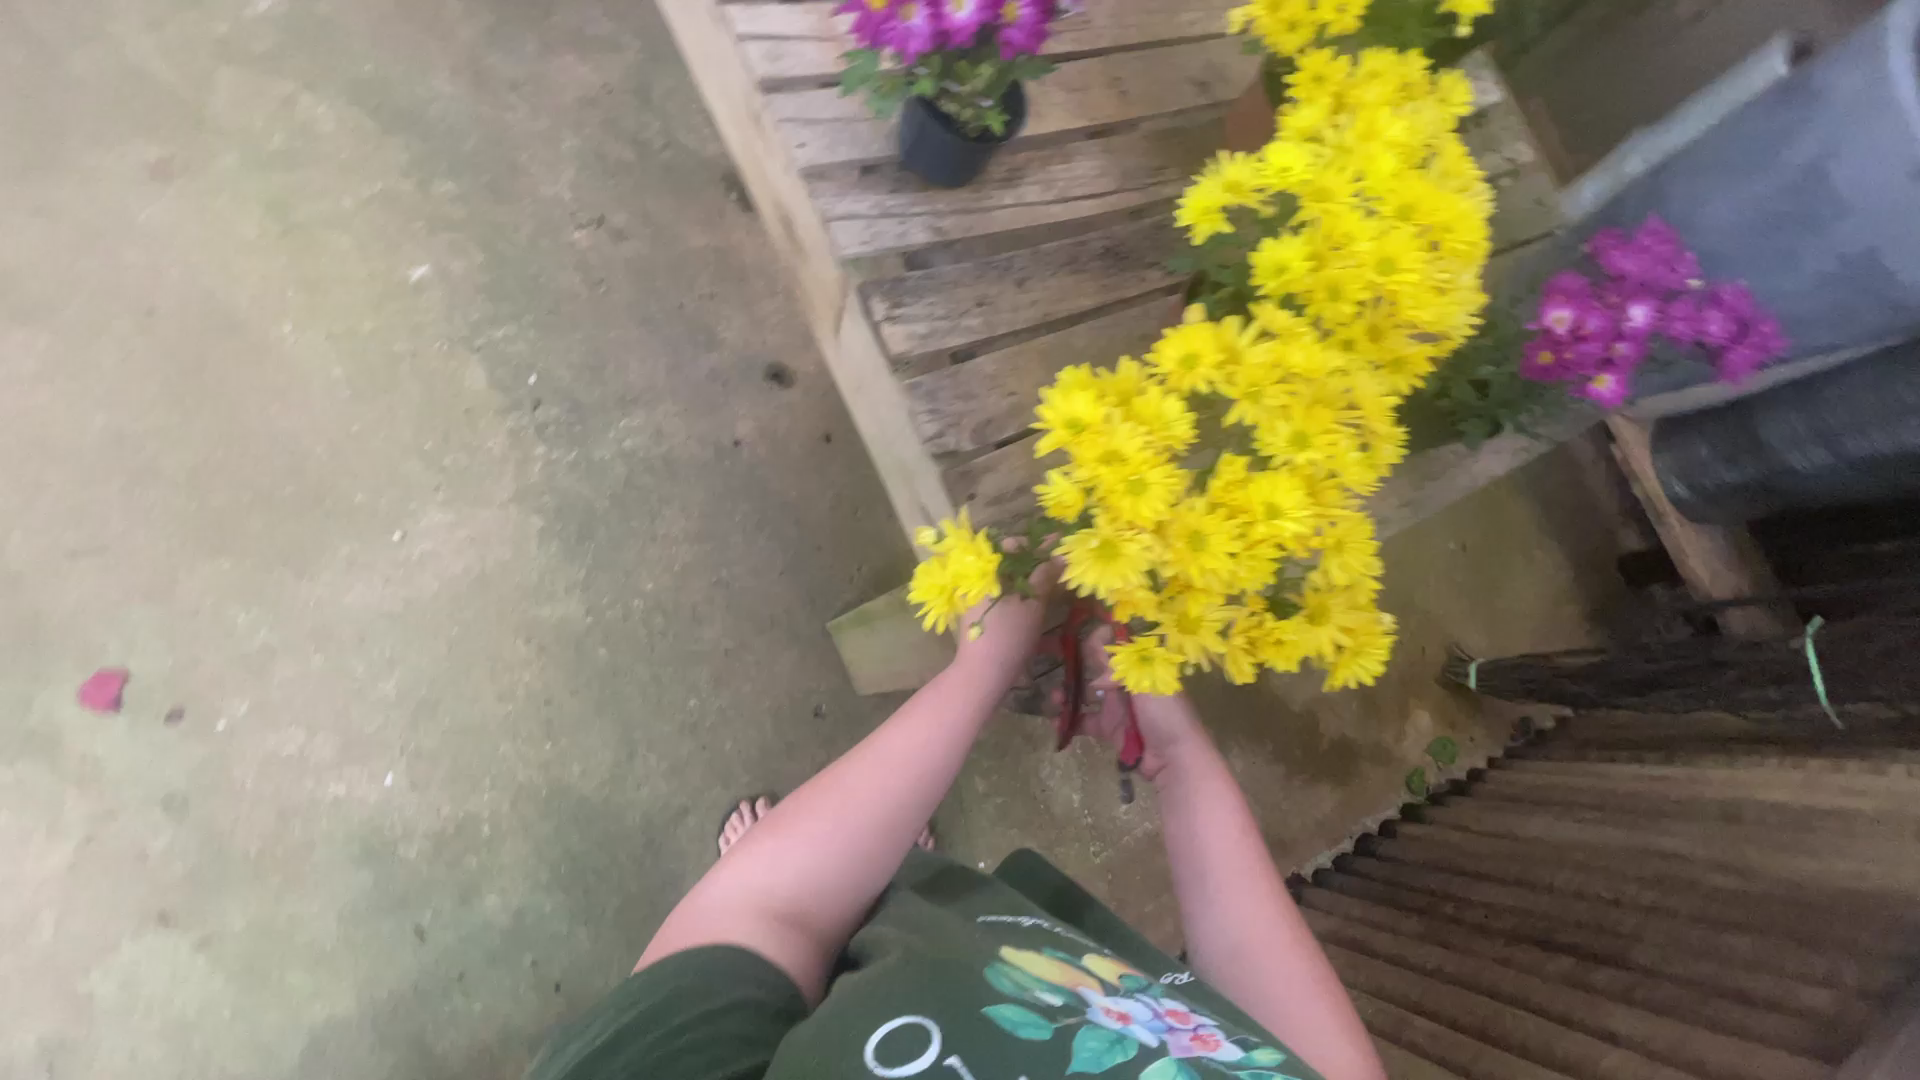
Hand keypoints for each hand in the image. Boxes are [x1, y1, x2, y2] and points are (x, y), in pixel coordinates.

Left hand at [953, 552, 1062, 680]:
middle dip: (1038, 566)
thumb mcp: (1032, 604)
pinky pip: (1007, 603)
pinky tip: (1042, 610)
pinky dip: (1025, 603)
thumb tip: (1059, 555)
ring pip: (1012, 585)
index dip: (1036, 546)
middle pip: (1012, 566)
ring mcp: (980, 602)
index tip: (1059, 549)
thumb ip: (1045, 576)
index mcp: (986, 571)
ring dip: (1034, 585)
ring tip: (1058, 589)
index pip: (1011, 546)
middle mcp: (979, 582)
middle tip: (1063, 569)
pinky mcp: (984, 620)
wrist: (982, 674)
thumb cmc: (1008, 635)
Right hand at [1062, 625, 1211, 781]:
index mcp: (1140, 669)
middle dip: (1076, 669)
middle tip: (1059, 670)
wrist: (1175, 759)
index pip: (1118, 649)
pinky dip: (1070, 722)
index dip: (1100, 642)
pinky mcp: (1110, 730)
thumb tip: (1095, 679)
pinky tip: (1057, 724)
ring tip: (1053, 699)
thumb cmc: (1166, 715)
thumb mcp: (1146, 684)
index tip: (1080, 639)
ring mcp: (1118, 708)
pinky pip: (1086, 722)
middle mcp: (1127, 685)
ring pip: (1087, 695)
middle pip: (1097, 671)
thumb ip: (1120, 673)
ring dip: (1069, 695)